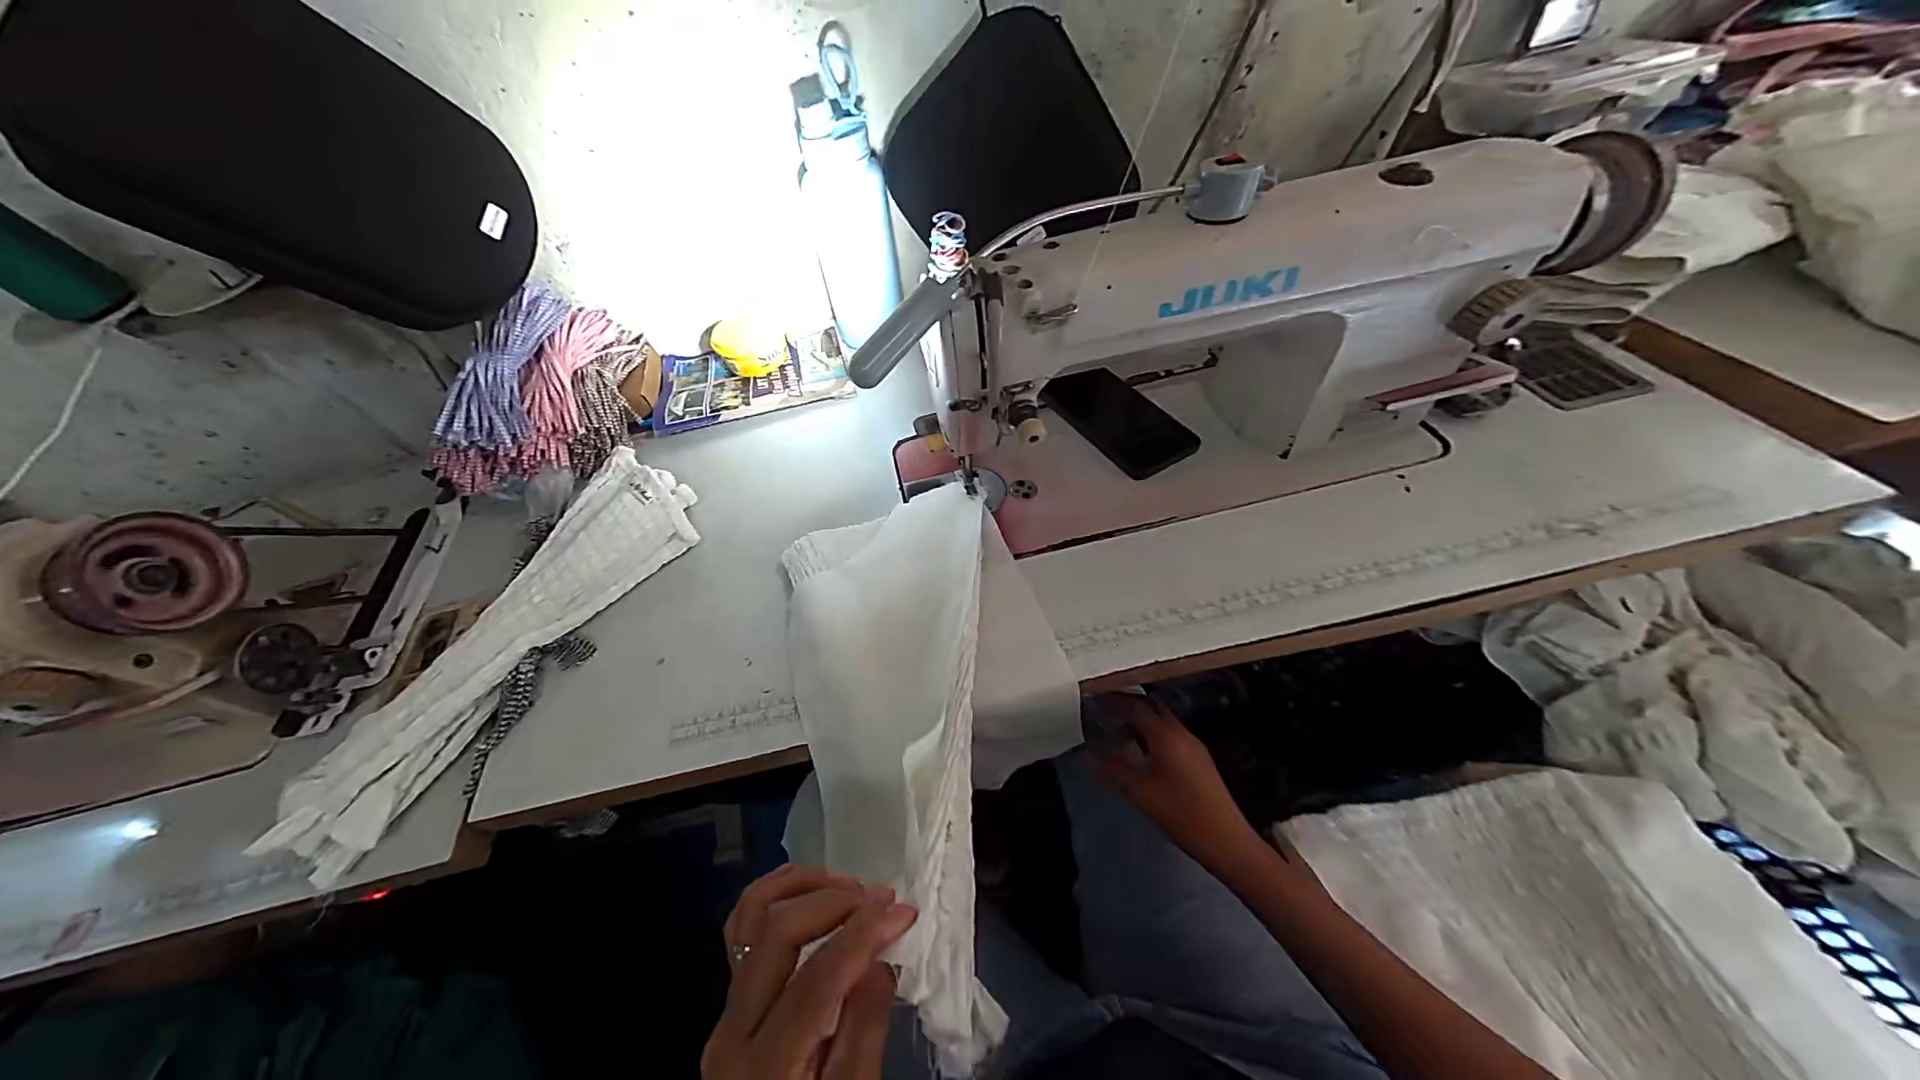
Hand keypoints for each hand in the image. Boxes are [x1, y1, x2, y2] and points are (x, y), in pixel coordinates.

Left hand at [703, 864, 917, 1079]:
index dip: (862, 936)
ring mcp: (725, 1008)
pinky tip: (815, 889)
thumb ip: (864, 1032)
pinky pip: (744, 926)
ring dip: (803, 887)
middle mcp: (733, 1029)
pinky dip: (780, 894)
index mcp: (765, 1067)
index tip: (904, 912)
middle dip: (835, 901)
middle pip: (776, 934)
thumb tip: (881, 959)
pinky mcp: (731, 996)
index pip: (814, 981)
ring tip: (849, 885)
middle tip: (881, 898)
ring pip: (750, 915)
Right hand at [1087, 694, 1266, 875]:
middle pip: (1153, 707)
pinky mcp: (1201, 761)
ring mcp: (1194, 747)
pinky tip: (1143, 754)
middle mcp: (1182, 734)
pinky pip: (1172, 736)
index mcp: (1166, 736)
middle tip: (1106, 712)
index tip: (1095, 700)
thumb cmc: (1180, 813)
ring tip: (1120, 733)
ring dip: (1142, 722)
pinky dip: (1153, 736)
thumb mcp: (1138, 791)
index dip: (1113, 701)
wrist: (1225, 840)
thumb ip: (1112, 771)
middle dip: (1129, 706)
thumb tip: (1090, 760)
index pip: (1136, 707)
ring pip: (1164, 722)